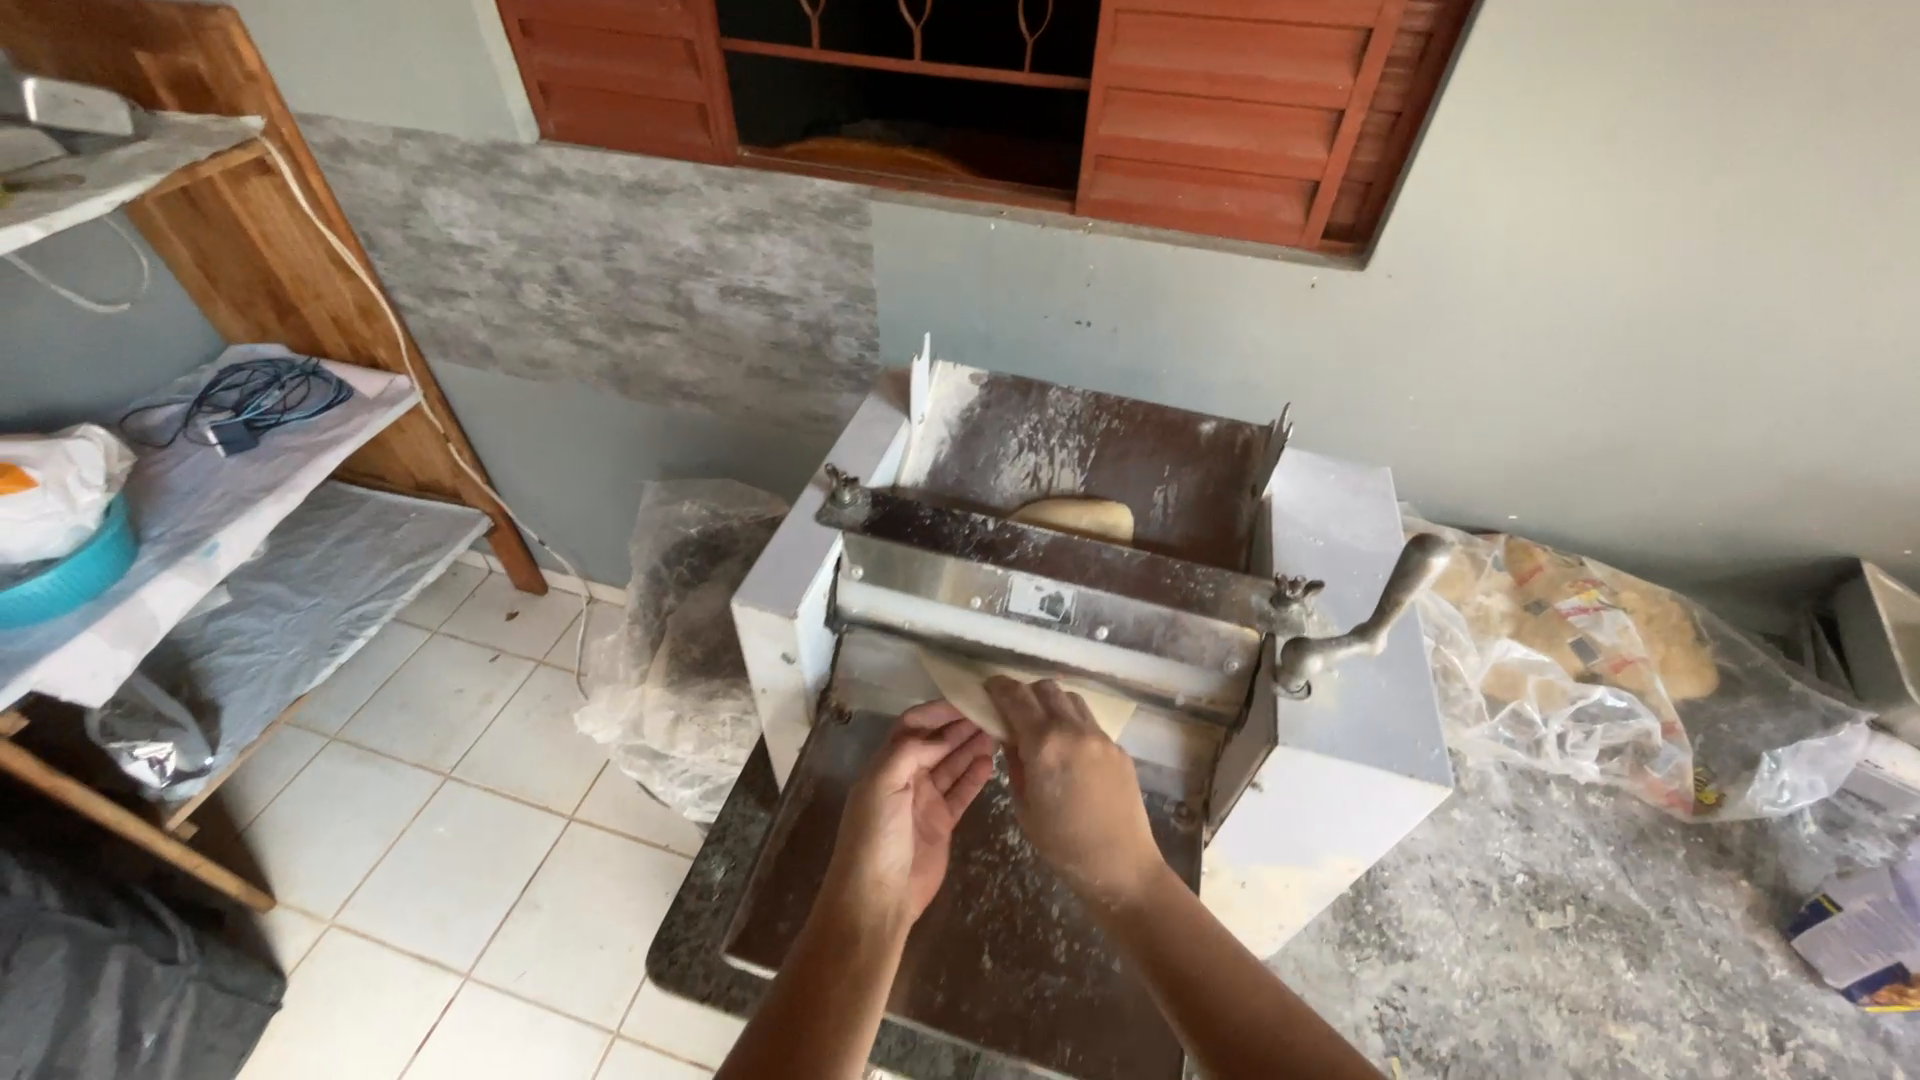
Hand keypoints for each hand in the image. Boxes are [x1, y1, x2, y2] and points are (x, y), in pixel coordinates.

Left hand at [819, 702, 996, 936]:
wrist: (878, 897)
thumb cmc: (875, 836)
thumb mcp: (882, 784)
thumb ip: (910, 752)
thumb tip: (942, 736)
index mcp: (886, 765)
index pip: (913, 726)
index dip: (937, 713)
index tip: (965, 703)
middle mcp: (906, 778)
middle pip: (937, 743)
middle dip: (960, 728)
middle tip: (990, 715)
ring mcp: (925, 801)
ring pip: (952, 765)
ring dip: (971, 748)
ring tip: (996, 734)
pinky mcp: (942, 822)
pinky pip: (961, 792)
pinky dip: (976, 777)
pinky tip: (992, 763)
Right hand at [986, 677, 1167, 908]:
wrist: (1121, 865)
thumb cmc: (1062, 845)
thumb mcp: (1024, 806)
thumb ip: (1015, 764)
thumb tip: (1011, 739)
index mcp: (1044, 744)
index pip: (1016, 698)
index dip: (998, 687)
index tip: (988, 687)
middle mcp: (1074, 730)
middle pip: (1046, 688)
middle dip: (1026, 692)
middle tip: (1014, 709)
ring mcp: (1101, 737)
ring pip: (1072, 700)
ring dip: (1052, 703)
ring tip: (1043, 725)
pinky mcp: (1119, 749)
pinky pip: (1090, 723)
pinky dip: (1073, 724)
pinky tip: (1070, 750)